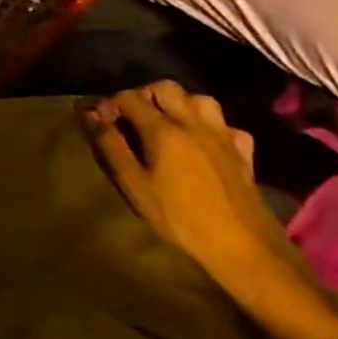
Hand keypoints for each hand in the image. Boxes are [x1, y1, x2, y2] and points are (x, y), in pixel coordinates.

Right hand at [87, 82, 295, 285]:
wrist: (247, 251)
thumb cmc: (182, 218)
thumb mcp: (135, 185)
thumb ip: (110, 145)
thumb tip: (90, 115)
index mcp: (164, 130)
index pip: (129, 97)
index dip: (110, 103)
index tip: (103, 122)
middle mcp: (194, 124)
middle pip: (166, 88)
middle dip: (145, 94)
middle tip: (135, 117)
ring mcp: (224, 138)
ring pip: (202, 100)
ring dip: (182, 104)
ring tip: (170, 123)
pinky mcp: (245, 156)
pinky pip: (229, 127)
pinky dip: (214, 127)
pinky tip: (206, 143)